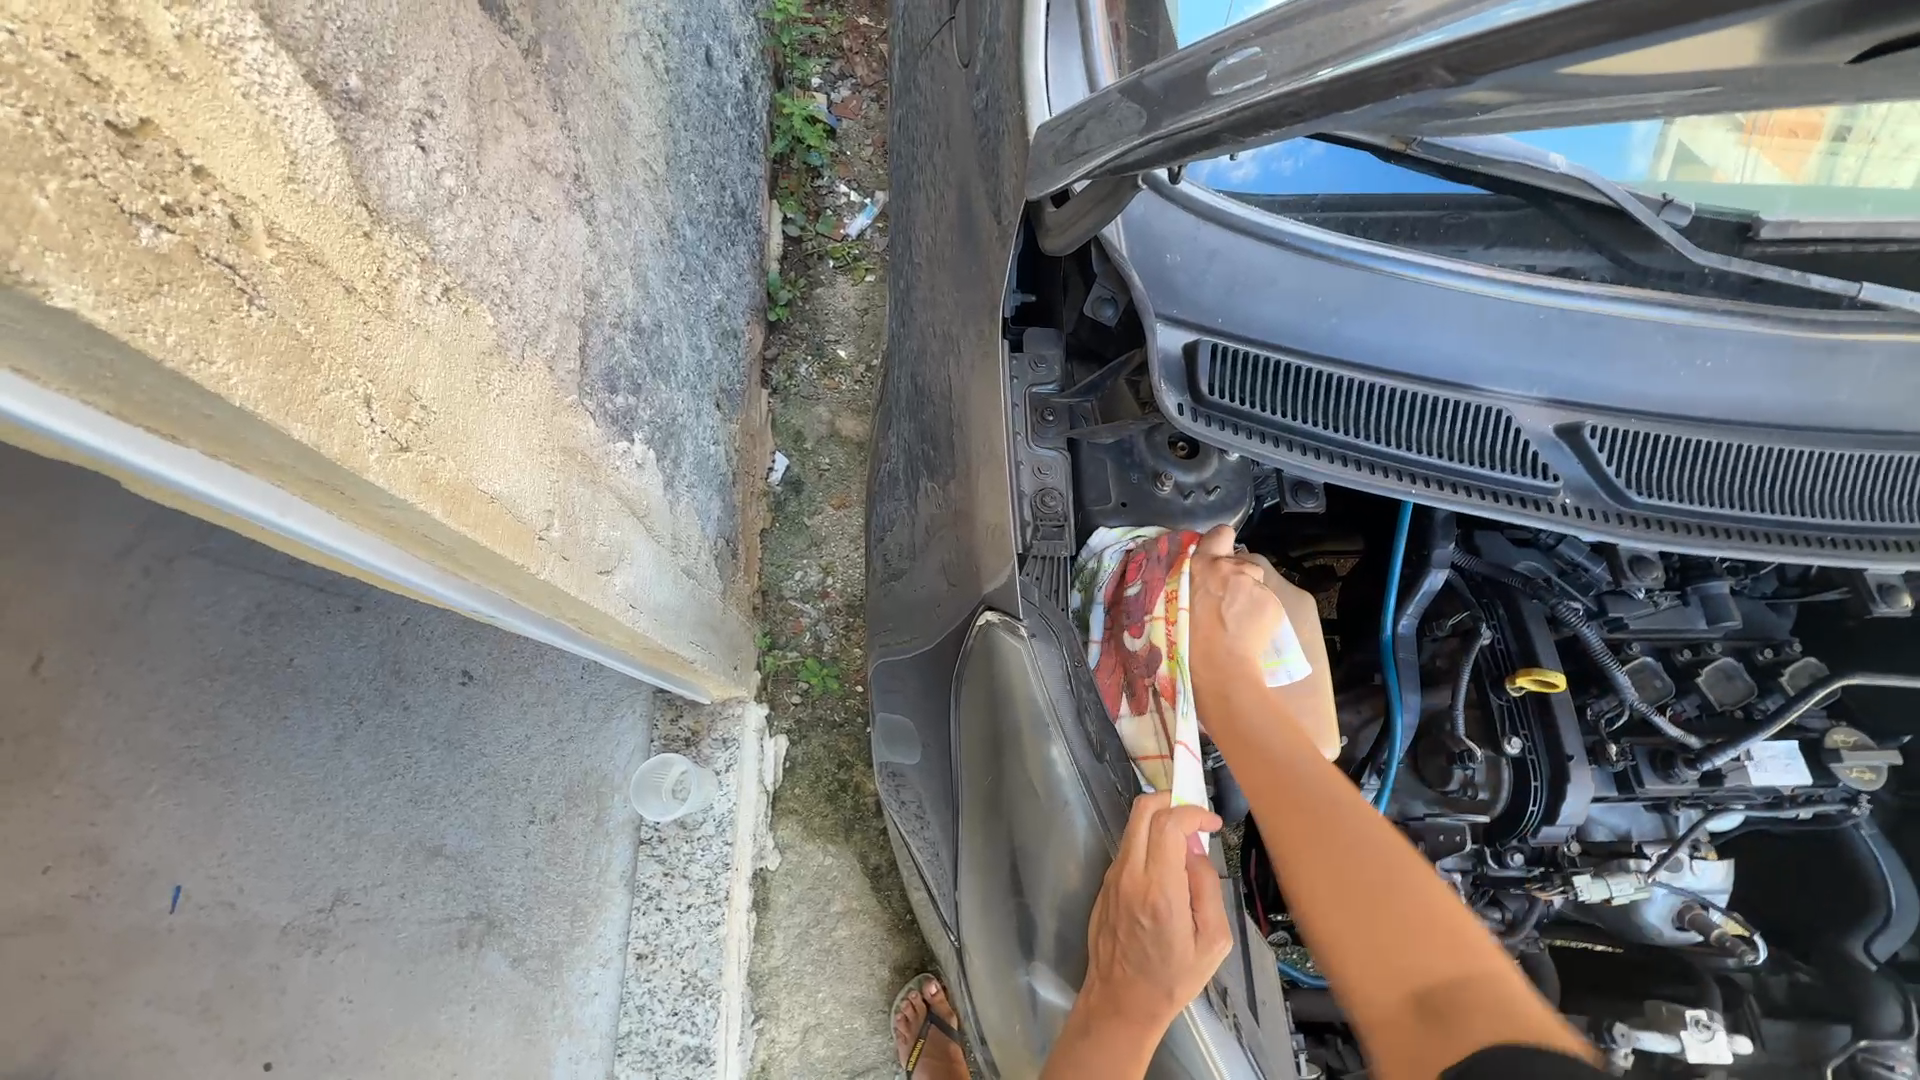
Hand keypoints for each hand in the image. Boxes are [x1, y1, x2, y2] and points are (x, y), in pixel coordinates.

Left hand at [1080, 792, 1232, 1032]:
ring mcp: (1112, 877)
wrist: (1121, 1001)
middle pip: (1143, 810)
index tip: (1212, 823)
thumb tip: (1197, 851)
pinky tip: (1166, 866)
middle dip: (1171, 800)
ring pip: (1133, 827)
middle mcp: (1130, 875)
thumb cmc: (1172, 978)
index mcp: (1159, 889)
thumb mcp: (1213, 941)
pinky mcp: (1104, 883)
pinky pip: (1128, 849)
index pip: (1169, 824)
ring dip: (1159, 821)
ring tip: (1185, 843)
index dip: (1193, 812)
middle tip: (1194, 815)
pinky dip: (1148, 842)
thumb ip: (1208, 887)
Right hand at [1187, 525, 1287, 692]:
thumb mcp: (1181, 599)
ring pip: (1258, 584)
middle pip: (1244, 562)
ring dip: (1251, 596)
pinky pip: (1270, 602)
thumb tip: (1209, 578)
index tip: (1220, 558)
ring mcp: (1256, 585)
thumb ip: (1198, 580)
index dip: (1222, 544)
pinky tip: (1251, 630)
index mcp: (1203, 566)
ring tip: (1239, 621)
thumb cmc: (1190, 638)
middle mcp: (1232, 568)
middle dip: (1239, 577)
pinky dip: (1263, 613)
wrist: (1221, 666)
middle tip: (1227, 603)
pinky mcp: (1274, 603)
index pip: (1220, 534)